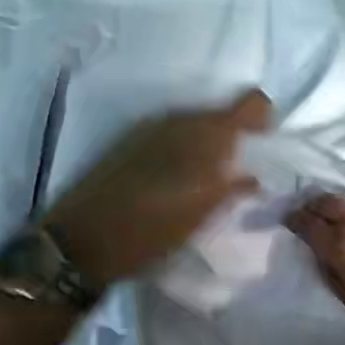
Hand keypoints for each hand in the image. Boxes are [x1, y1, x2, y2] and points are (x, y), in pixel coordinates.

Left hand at [44, 90, 269, 285]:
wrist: (81, 240)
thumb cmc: (153, 229)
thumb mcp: (204, 214)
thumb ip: (234, 188)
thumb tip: (254, 176)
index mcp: (207, 134)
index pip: (251, 103)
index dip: (263, 118)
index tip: (263, 143)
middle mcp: (180, 120)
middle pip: (222, 113)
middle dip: (235, 136)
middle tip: (237, 170)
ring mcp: (151, 128)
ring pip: (195, 124)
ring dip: (208, 144)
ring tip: (208, 179)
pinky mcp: (130, 141)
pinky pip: (172, 134)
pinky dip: (184, 150)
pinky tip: (178, 179)